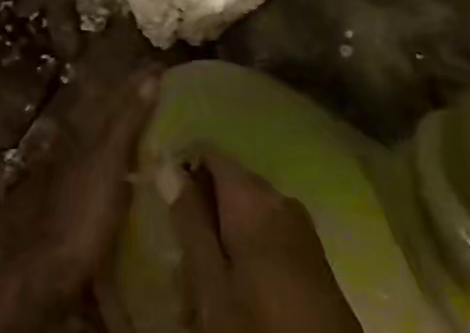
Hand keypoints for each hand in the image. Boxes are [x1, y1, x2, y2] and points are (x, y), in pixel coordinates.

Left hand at [0, 66, 160, 332]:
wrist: (54, 264)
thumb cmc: (85, 207)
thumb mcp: (110, 159)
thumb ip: (128, 119)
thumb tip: (151, 77)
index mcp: (88, 125)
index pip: (117, 90)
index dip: (140, 78)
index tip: (167, 67)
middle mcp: (82, 137)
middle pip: (111, 106)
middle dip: (137, 94)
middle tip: (167, 87)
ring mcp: (82, 163)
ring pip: (110, 129)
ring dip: (132, 118)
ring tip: (159, 114)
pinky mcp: (86, 188)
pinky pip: (113, 154)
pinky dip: (129, 146)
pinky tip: (141, 153)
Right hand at [168, 150, 364, 332]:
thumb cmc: (259, 324)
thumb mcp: (211, 283)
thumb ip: (190, 223)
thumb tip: (168, 168)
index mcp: (253, 197)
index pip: (212, 153)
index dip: (183, 165)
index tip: (160, 197)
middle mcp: (279, 197)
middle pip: (229, 182)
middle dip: (200, 206)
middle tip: (178, 251)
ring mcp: (299, 221)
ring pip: (247, 208)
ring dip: (221, 230)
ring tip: (201, 277)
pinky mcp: (309, 247)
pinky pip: (268, 227)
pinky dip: (245, 244)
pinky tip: (235, 283)